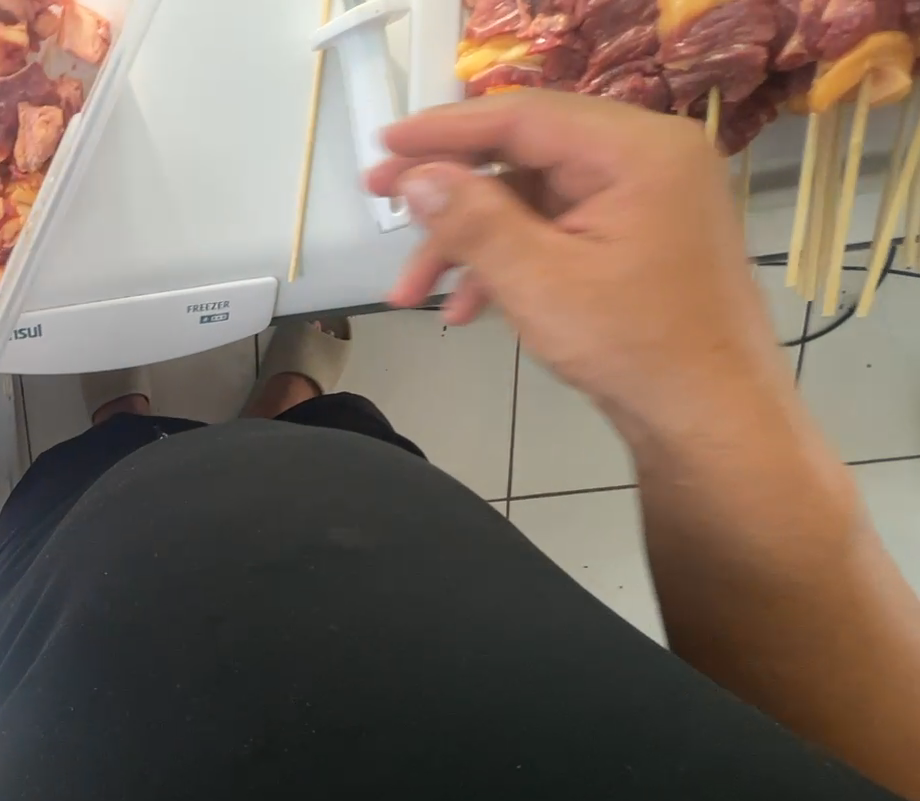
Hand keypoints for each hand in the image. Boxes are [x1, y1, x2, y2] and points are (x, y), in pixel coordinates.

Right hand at [365, 91, 781, 422]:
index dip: (444, 130)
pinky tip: (461, 307)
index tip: (383, 142)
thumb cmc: (628, 341)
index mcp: (633, 152)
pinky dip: (494, 262)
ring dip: (459, 244)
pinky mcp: (621, 234)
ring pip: (521, 201)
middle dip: (444, 189)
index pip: (522, 119)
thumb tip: (415, 179)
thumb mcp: (536, 279)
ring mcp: (631, 198)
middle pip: (518, 156)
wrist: (699, 404)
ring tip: (407, 294)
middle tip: (379, 197)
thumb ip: (474, 223)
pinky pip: (541, 230)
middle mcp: (638, 159)